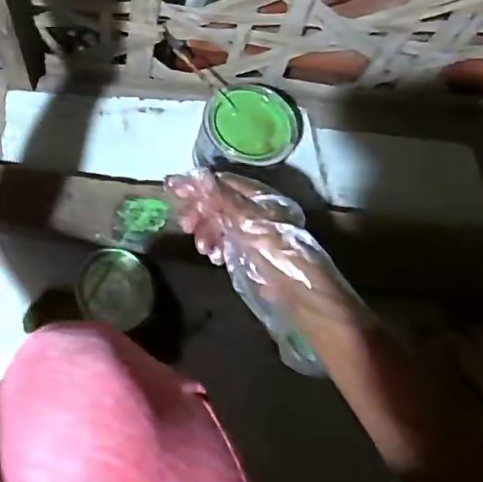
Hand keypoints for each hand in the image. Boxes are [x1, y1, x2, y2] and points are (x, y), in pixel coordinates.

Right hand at [164, 169, 366, 326]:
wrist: (311, 306)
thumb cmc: (283, 260)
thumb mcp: (251, 227)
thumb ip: (222, 201)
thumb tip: (196, 174)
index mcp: (262, 199)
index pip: (223, 182)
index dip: (197, 185)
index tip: (171, 190)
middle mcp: (257, 212)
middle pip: (219, 201)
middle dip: (199, 211)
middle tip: (185, 225)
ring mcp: (254, 233)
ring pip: (220, 222)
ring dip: (205, 230)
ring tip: (203, 249)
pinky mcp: (252, 254)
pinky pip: (226, 241)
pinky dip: (215, 245)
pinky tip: (212, 257)